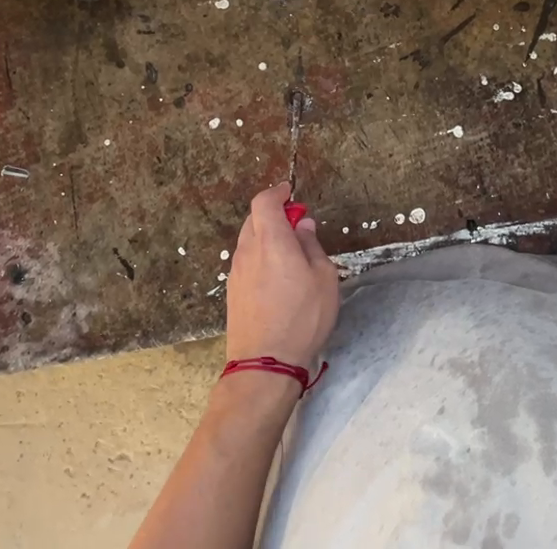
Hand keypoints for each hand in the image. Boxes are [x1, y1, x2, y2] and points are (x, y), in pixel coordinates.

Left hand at [225, 183, 339, 372]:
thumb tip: (303, 226)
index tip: (290, 193)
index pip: (264, 202)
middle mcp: (248, 251)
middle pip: (253, 219)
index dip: (277, 193)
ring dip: (265, 235)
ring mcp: (236, 272)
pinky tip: (276, 273)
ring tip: (289, 250)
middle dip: (273, 214)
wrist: (265, 363)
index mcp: (271, 240)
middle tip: (295, 222)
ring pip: (247, 240)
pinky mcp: (232, 291)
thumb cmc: (302, 317)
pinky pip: (245, 260)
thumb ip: (312, 246)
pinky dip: (259, 254)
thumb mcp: (323, 278)